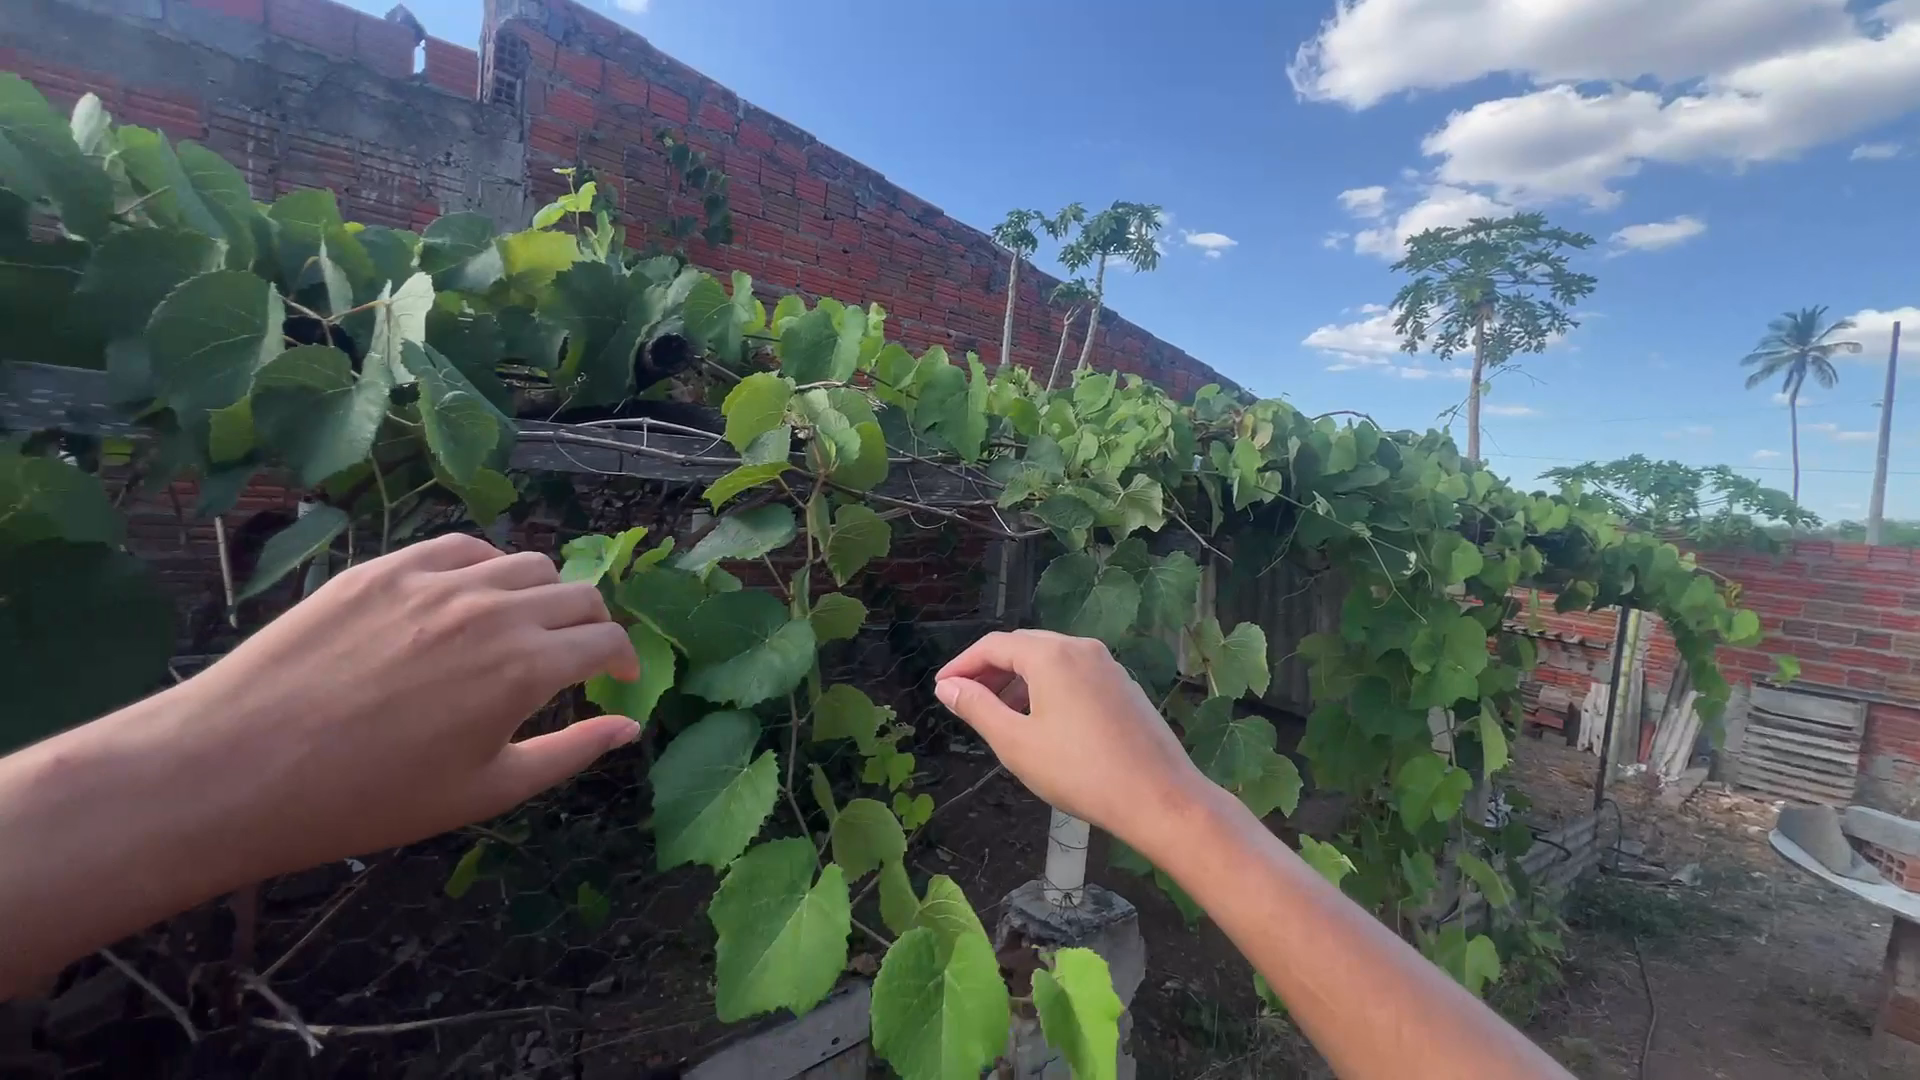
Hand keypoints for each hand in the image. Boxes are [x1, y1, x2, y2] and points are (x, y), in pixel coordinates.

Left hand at [154, 534, 640, 879]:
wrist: (227, 774)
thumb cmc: (369, 799)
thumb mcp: (487, 792)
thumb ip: (572, 752)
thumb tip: (631, 727)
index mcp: (528, 668)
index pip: (607, 640)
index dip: (624, 659)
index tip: (618, 677)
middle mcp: (497, 612)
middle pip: (580, 596)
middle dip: (593, 626)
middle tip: (576, 655)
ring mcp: (439, 582)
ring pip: (531, 564)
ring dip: (547, 595)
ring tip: (524, 625)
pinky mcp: (387, 567)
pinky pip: (465, 547)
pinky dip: (490, 567)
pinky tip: (474, 596)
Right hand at [934, 630, 1212, 846]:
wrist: (1159, 798)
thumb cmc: (1079, 771)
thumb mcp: (1016, 742)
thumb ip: (977, 708)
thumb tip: (947, 686)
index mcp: (1051, 654)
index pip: (993, 645)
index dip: (962, 665)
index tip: (942, 688)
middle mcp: (1081, 647)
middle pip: (1023, 647)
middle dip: (989, 670)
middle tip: (965, 700)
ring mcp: (1107, 665)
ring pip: (1050, 660)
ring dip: (1018, 680)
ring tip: (999, 714)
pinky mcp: (1124, 686)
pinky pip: (1074, 674)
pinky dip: (1047, 688)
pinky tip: (1041, 721)